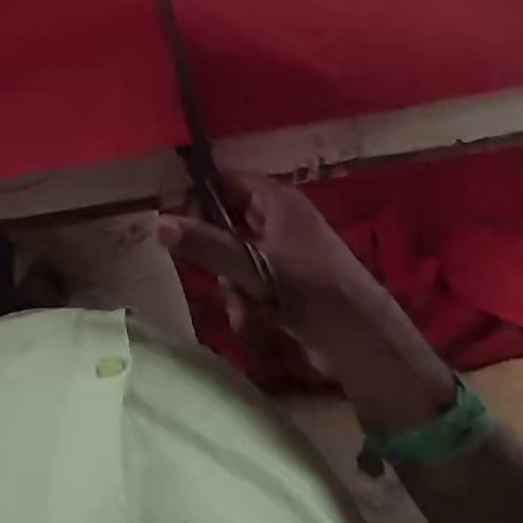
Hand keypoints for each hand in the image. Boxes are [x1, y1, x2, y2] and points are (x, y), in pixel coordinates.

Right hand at [158, 172, 456, 429]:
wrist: (365, 342)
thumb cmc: (310, 290)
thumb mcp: (251, 267)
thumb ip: (205, 244)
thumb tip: (158, 222)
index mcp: (275, 199)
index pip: (223, 181)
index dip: (197, 199)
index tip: (177, 226)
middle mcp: (278, 216)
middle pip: (225, 219)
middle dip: (214, 253)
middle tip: (209, 274)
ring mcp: (284, 246)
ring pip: (234, 252)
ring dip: (228, 281)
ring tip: (239, 309)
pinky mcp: (287, 275)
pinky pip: (250, 274)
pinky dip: (245, 295)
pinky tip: (248, 319)